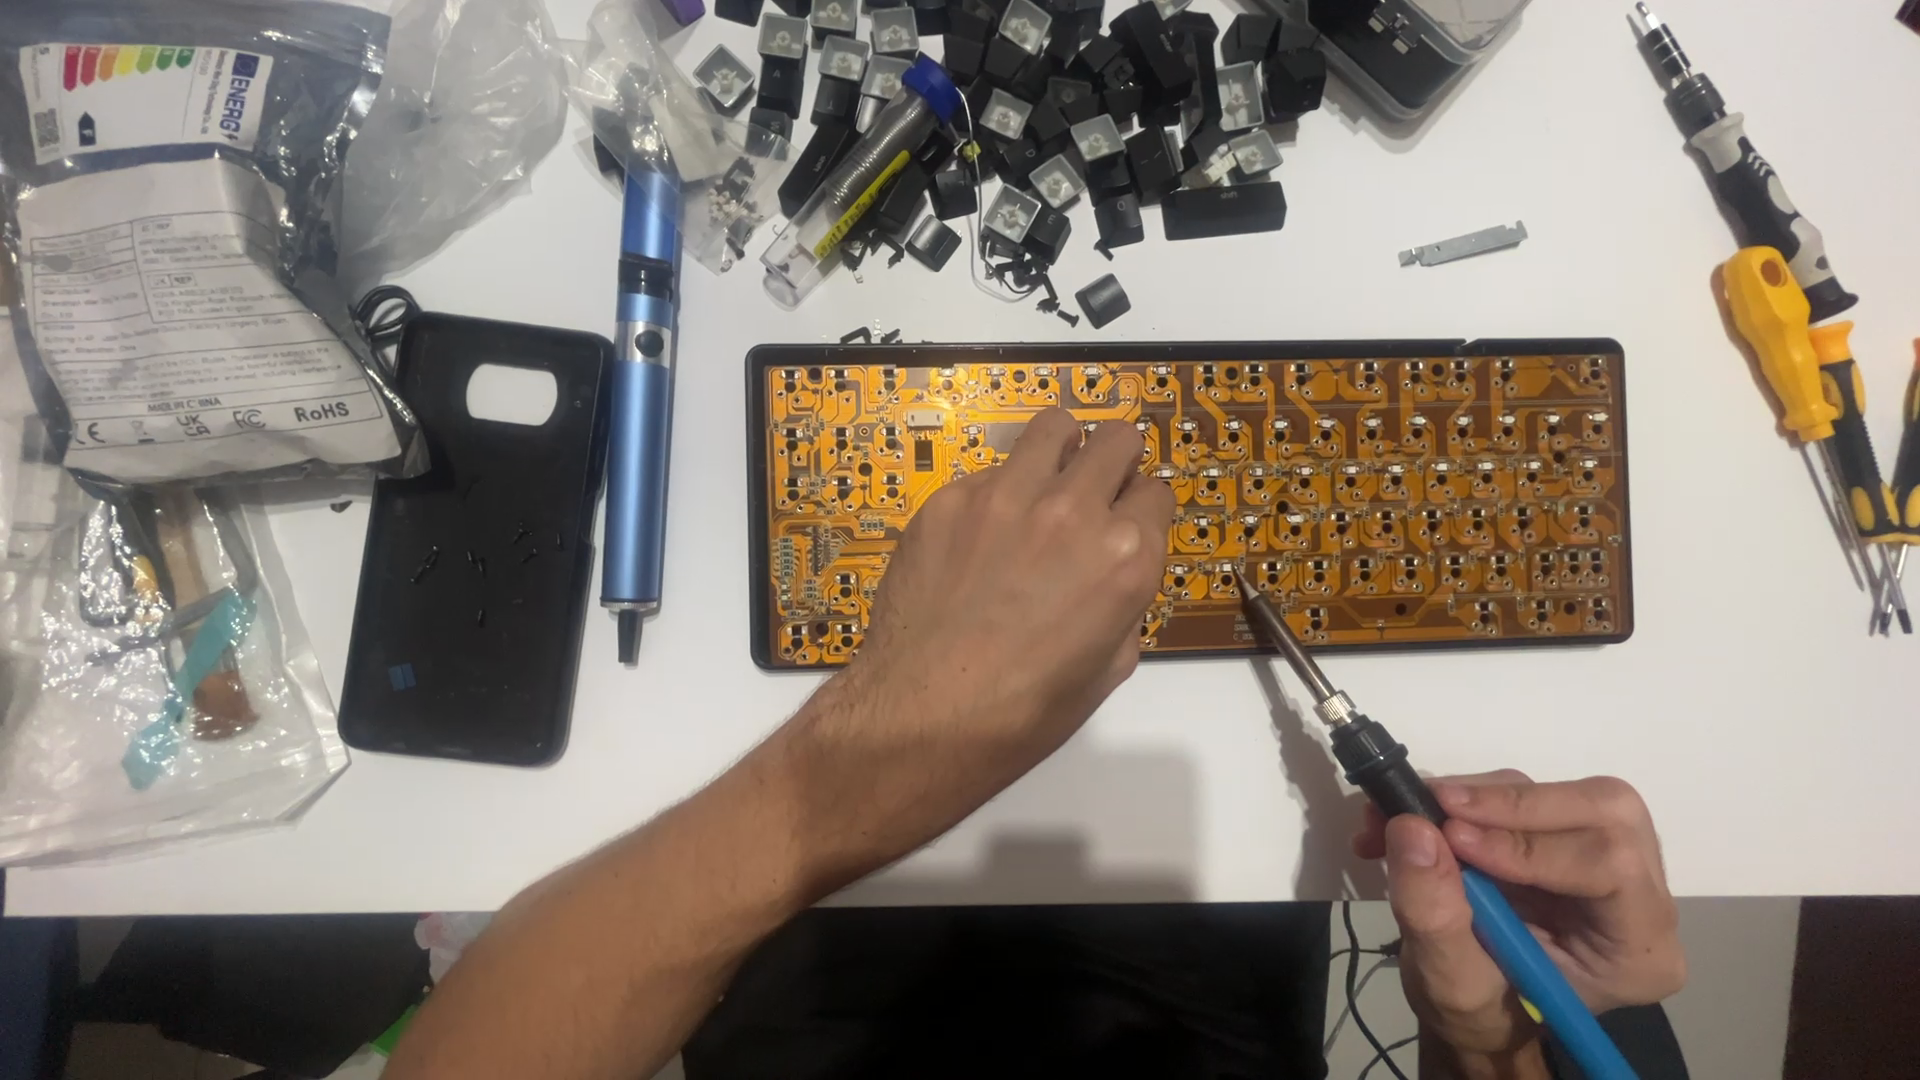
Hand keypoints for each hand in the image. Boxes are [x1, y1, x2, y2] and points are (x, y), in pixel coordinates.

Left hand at [780, 410, 1173, 880]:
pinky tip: (980, 531)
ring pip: (1053, 427)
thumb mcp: (1108, 667)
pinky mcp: (950, 500)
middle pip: (1116, 440)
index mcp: (1124, 557)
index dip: (1143, 506)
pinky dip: (997, 490)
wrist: (924, 714)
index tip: (1129, 514)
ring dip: (1062, 446)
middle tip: (1098, 479)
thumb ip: (1125, 599)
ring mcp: (1005, 498)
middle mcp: (1072, 513)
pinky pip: (988, 471)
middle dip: (1116, 457)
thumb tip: (1116, 567)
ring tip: (1047, 474)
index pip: (1156, 492)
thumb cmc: (1020, 711)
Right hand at [1352, 773, 1684, 1076]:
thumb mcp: (1448, 980)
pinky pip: (1511, 790)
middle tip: (1434, 806)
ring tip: (1399, 818)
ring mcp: (1594, 854)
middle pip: (1600, 811)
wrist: (1470, 1001)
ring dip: (1470, 796)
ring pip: (1550, 791)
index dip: (1528, 843)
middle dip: (1507, 802)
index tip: (1451, 838)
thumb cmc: (1475, 1008)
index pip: (1610, 867)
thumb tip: (1411, 827)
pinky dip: (1453, 796)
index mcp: (1635, 950)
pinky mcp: (1551, 830)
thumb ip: (1432, 912)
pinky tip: (1410, 819)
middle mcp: (1634, 894)